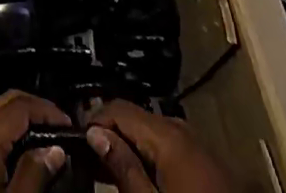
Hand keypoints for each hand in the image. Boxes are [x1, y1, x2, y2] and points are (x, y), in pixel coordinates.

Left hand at [0, 90, 72, 192]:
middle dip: (36, 107)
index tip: (71, 125)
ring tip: (49, 132)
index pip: (20, 106)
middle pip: (8, 99)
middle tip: (62, 124)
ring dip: (24, 114)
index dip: (47, 110)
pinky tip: (27, 142)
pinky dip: (11, 124)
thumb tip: (56, 150)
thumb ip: (34, 174)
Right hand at [86, 100, 229, 192]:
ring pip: (151, 131)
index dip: (93, 122)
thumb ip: (123, 167)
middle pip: (134, 117)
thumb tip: (94, 133)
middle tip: (92, 165)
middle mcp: (182, 129)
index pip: (117, 108)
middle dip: (111, 135)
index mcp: (167, 135)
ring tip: (114, 174)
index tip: (78, 147)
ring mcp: (198, 143)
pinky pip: (170, 146)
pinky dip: (151, 155)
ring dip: (130, 146)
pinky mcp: (208, 161)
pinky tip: (144, 178)